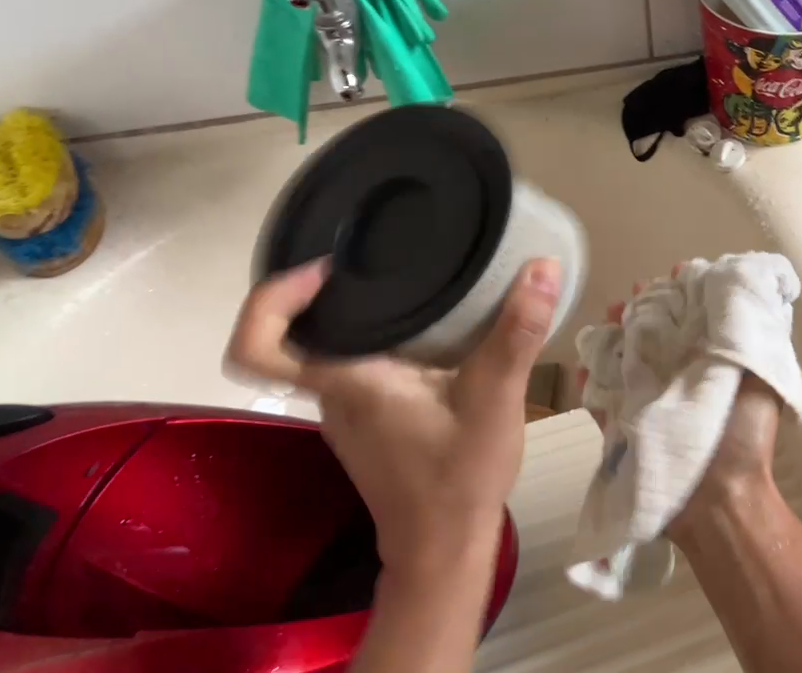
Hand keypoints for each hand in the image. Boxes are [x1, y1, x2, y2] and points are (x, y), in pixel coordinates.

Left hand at [226, 256, 560, 578]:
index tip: (324, 269)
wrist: (445, 546)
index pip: (257, 348)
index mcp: (349, 383)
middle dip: (331, 290)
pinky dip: (384, 339)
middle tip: (384, 255)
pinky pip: (362, 365)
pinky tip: (434, 331)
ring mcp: (351, 412)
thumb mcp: (496, 397)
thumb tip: (544, 266)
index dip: (271, 300)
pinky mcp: (373, 422)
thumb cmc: (458, 475)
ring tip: (416, 281)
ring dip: (363, 314)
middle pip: (301, 335)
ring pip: (334, 349)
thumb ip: (517, 333)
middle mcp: (336, 395)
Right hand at [578, 291, 781, 547]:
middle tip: (625, 299)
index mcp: (711, 361)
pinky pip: (603, 400)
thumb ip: (747, 332)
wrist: (721, 500)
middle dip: (637, 311)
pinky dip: (591, 381)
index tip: (667, 275)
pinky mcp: (625, 429)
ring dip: (611, 337)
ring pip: (624, 360)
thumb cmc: (746, 433)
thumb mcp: (761, 371)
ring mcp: (650, 402)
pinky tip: (584, 363)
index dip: (677, 295)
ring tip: (604, 320)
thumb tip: (735, 288)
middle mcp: (679, 377)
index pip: (689, 318)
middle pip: (652, 334)